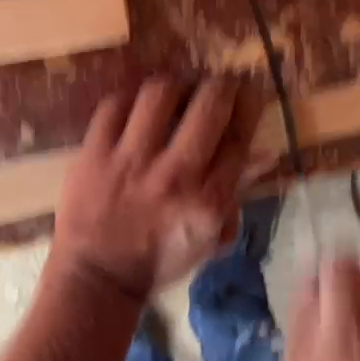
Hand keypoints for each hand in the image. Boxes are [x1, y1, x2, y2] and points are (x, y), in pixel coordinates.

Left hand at [51, 77, 254, 298]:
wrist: (98, 276)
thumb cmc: (159, 260)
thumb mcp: (208, 238)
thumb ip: (235, 194)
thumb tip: (265, 154)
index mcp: (208, 201)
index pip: (240, 137)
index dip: (251, 106)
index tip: (251, 94)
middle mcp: (174, 175)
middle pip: (210, 104)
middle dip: (224, 84)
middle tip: (221, 83)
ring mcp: (131, 161)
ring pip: (161, 93)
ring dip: (177, 84)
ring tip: (180, 88)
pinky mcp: (94, 153)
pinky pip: (115, 105)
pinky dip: (131, 98)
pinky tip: (139, 104)